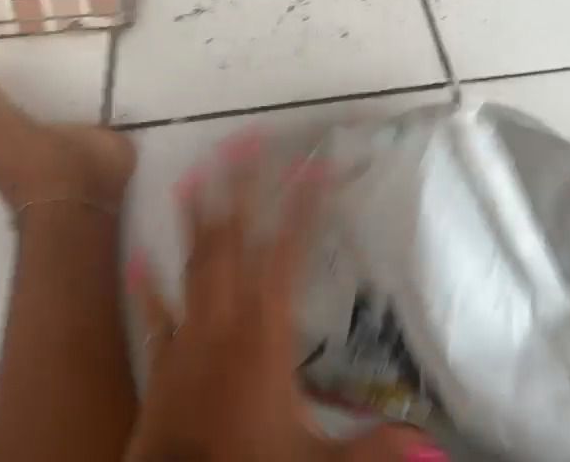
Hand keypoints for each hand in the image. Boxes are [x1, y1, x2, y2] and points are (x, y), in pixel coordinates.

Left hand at [125, 139, 440, 461]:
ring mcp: (189, 332)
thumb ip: (372, 445)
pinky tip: (137, 260)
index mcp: (266, 328)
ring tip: (199, 171)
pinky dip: (148, 285)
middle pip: (234, 237)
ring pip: (195, 261)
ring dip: (197, 215)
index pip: (289, 250)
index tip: (316, 164)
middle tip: (247, 140)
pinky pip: (154, 312)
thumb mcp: (316, 456)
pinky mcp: (163, 357)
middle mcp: (225, 317)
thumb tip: (431, 443)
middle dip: (241, 186)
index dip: (303, 204)